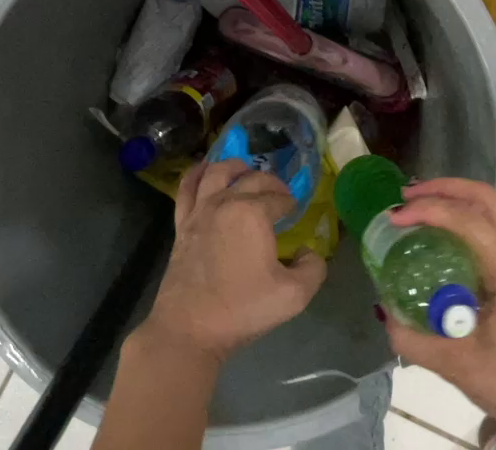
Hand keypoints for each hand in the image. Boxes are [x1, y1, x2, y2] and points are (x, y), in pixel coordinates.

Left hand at [139, 160, 326, 360]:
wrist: (190, 330)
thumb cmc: (242, 309)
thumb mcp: (294, 296)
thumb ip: (313, 268)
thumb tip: (306, 251)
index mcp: (254, 213)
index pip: (278, 198)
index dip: (290, 203)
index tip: (295, 212)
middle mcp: (225, 202)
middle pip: (252, 179)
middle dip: (271, 183)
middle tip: (280, 195)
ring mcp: (199, 212)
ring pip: (217, 172)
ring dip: (235, 166)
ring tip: (245, 170)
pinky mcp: (181, 225)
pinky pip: (186, 188)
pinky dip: (196, 174)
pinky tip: (204, 171)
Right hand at [381, 179, 495, 446]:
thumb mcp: (455, 364)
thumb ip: (412, 338)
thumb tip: (383, 308)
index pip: (468, 220)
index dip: (429, 210)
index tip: (395, 218)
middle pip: (484, 198)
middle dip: (443, 188)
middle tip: (406, 197)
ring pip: (489, 207)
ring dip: (453, 198)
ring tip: (416, 207)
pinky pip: (489, 226)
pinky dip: (462, 216)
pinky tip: (436, 232)